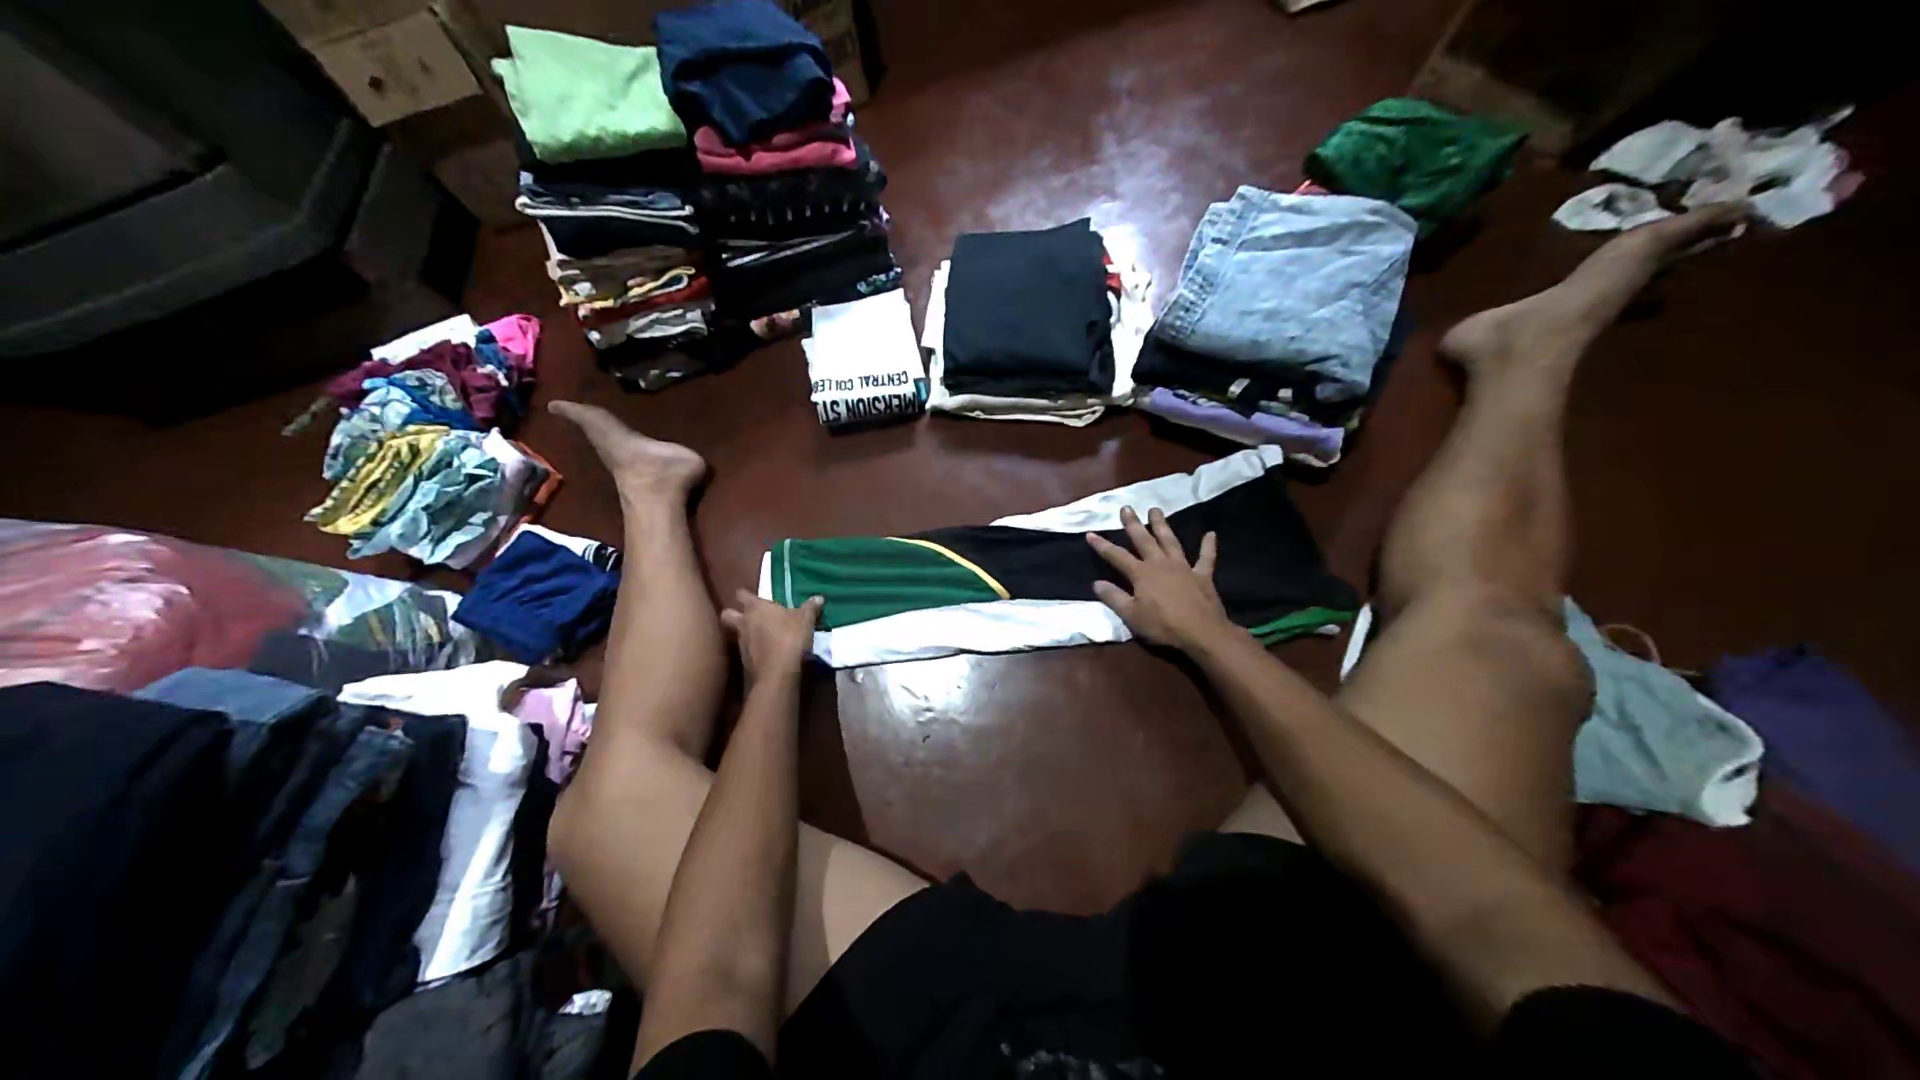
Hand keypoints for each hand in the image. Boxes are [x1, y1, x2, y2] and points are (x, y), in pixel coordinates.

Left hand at [721, 589, 821, 678]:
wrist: (778, 671)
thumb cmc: (790, 637)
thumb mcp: (805, 619)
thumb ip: (810, 607)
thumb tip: (818, 597)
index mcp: (756, 608)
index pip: (742, 594)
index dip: (746, 594)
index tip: (753, 596)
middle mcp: (744, 622)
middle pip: (727, 613)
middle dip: (734, 613)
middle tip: (748, 615)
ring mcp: (741, 642)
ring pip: (736, 632)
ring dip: (745, 632)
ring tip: (762, 635)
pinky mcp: (744, 659)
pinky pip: (746, 649)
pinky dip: (753, 649)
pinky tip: (766, 651)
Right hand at [1086, 507, 1234, 651]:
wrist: (1201, 632)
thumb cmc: (1163, 625)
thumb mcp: (1131, 616)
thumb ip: (1114, 598)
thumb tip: (1096, 583)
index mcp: (1141, 574)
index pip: (1117, 556)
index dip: (1102, 545)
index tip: (1090, 533)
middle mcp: (1160, 564)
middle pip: (1144, 540)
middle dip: (1133, 524)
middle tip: (1126, 508)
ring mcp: (1183, 567)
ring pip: (1170, 541)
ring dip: (1162, 525)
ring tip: (1155, 510)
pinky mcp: (1202, 575)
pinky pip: (1206, 557)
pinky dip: (1208, 546)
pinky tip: (1211, 534)